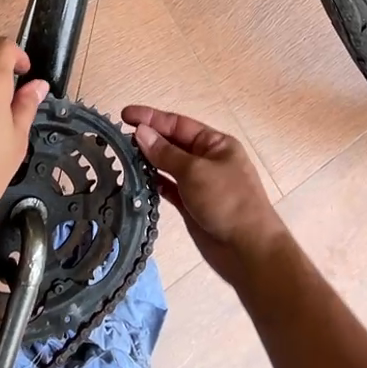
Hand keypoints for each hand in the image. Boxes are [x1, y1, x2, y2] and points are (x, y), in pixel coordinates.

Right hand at [122, 106, 286, 285]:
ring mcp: (200, 184)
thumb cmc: (227, 202)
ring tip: (122, 157)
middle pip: (172, 143)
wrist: (249, 252)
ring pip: (168, 165)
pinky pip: (168, 187)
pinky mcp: (192, 205)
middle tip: (118, 138)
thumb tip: (140, 132)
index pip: (178, 124)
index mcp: (215, 144)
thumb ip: (165, 152)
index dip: (151, 118)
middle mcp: (207, 160)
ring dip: (148, 161)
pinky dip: (154, 183)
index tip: (124, 115)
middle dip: (148, 138)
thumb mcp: (195, 171)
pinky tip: (136, 180)